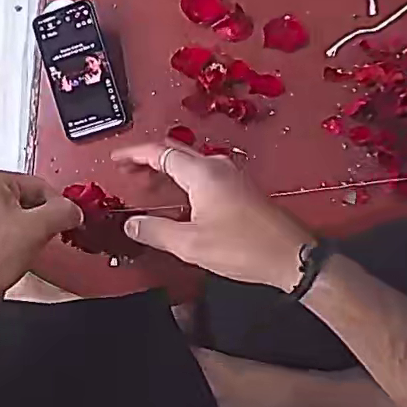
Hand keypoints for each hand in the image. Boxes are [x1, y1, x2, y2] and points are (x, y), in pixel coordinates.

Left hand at [0, 170, 81, 305]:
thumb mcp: (38, 227)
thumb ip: (63, 212)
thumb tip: (74, 210)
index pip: (39, 185)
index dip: (57, 204)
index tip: (69, 219)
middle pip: (29, 200)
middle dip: (43, 219)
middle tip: (49, 235)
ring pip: (20, 218)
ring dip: (32, 232)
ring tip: (28, 249)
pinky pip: (7, 232)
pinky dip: (18, 242)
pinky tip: (17, 256)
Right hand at [111, 142, 312, 289]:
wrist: (290, 254)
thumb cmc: (242, 247)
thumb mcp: (191, 244)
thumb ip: (155, 231)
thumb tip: (130, 224)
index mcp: (202, 173)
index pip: (159, 152)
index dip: (133, 153)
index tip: (116, 158)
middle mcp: (216, 166)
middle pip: (174, 152)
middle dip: (147, 160)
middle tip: (126, 172)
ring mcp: (230, 175)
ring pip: (189, 163)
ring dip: (165, 170)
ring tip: (146, 185)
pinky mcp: (239, 187)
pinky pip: (202, 173)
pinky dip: (182, 178)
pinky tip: (176, 197)